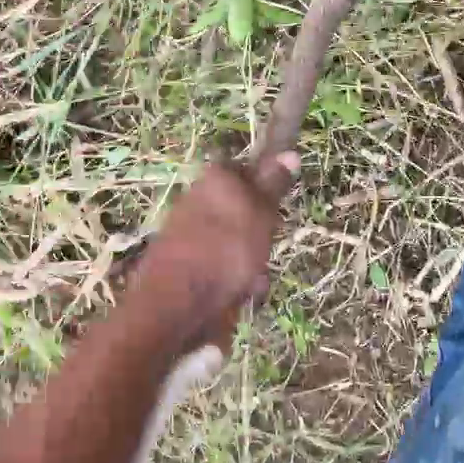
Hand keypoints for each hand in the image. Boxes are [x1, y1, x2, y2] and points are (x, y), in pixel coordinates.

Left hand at [138, 152, 297, 317]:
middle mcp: (197, 199)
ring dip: (250, 260)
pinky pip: (221, 266)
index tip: (276, 208)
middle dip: (259, 230)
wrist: (173, 309)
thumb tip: (290, 153)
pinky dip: (233, 280)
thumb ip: (275, 184)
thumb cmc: (225, 250)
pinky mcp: (183, 266)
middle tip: (267, 246)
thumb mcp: (262, 212)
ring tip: (254, 279)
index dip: (265, 188)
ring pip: (235, 240)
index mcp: (214, 178)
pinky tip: (238, 295)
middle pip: (243, 208)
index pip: (247, 169)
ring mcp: (187, 233)